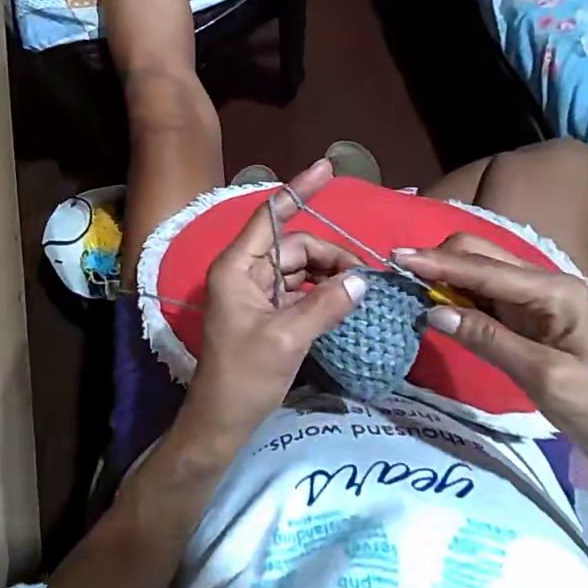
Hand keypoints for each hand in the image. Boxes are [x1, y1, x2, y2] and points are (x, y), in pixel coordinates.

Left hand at [181, 160, 366, 449]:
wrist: (222, 420)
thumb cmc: (244, 376)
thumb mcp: (287, 339)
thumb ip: (325, 305)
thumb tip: (361, 280)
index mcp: (237, 267)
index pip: (270, 216)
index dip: (298, 190)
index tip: (327, 167)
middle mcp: (245, 271)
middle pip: (294, 245)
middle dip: (330, 254)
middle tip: (365, 277)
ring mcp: (255, 291)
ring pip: (299, 267)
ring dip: (329, 274)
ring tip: (360, 288)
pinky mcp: (266, 311)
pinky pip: (299, 288)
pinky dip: (322, 291)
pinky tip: (345, 300)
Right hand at [395, 234, 587, 450]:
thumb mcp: (542, 375)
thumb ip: (487, 339)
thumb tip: (432, 311)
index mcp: (553, 291)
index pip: (484, 269)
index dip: (438, 263)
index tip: (398, 258)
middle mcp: (542, 282)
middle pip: (479, 255)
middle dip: (439, 261)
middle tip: (400, 276)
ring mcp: (531, 297)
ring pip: (476, 270)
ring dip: (443, 275)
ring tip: (407, 285)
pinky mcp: (522, 313)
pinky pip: (481, 293)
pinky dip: (455, 292)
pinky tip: (434, 300)